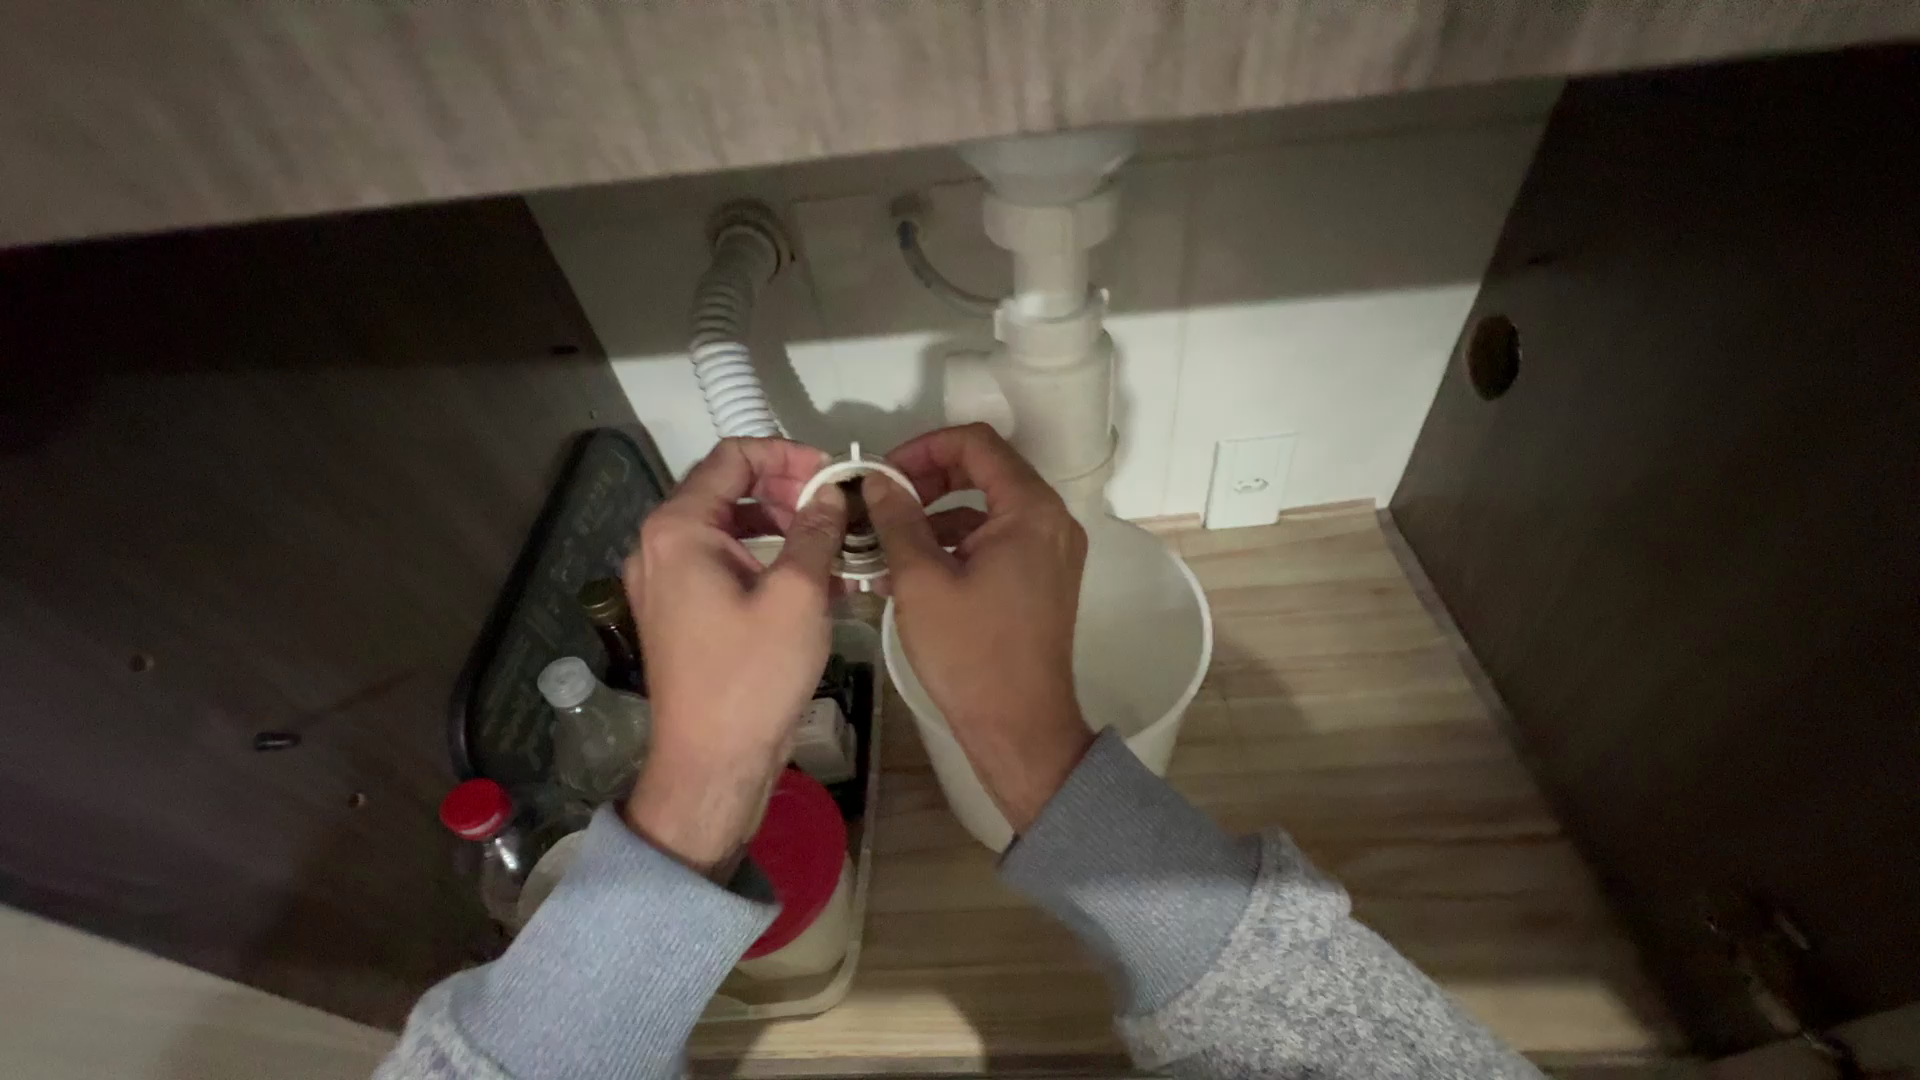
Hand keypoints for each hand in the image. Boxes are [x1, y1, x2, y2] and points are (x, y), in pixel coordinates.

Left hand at [621, 437, 846, 875]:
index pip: (733, 458)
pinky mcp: (682, 612)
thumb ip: (816, 532)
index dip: (788, 454)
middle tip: (840, 509)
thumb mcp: (798, 594)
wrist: (713, 762)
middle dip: (789, 491)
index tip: (834, 473)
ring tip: (836, 543)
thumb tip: (832, 494)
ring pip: (732, 529)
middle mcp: (661, 546)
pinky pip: (727, 565)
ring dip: (784, 527)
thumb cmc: (753, 674)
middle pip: (729, 490)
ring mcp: (667, 581)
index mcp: (679, 529)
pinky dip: (768, 561)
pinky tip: (817, 579)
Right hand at [864, 423, 1093, 833]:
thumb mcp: (921, 580)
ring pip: (989, 507)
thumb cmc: (970, 653)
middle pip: (985, 470)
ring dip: (938, 514)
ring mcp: (1052, 550)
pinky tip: (915, 566)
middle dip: (928, 479)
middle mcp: (1052, 520)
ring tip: (888, 539)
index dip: (923, 447)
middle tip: (883, 503)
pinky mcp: (1044, 577)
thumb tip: (877, 481)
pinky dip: (958, 542)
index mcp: (1031, 510)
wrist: (1020, 727)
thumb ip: (898, 519)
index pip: (977, 444)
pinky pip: (999, 539)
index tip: (883, 474)